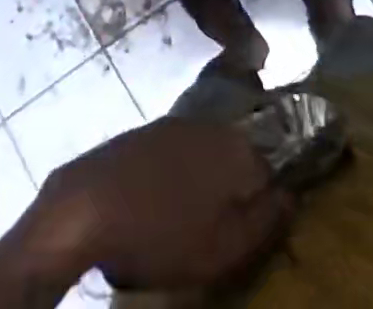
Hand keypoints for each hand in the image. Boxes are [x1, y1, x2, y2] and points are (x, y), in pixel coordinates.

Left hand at [21, 118, 293, 291]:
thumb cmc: (161, 234)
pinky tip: (156, 204)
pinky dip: (171, 178)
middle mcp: (205, 126)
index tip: (251, 227)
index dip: (264, 200)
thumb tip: (290, 195)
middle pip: (234, 158)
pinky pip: (171, 156)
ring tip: (185, 221)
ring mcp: (168, 125)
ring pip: (201, 155)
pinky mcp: (138, 133)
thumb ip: (265, 220)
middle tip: (217, 229)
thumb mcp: (224, 248)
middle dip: (232, 189)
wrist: (83, 208)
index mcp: (234, 148)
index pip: (270, 168)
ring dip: (200, 183)